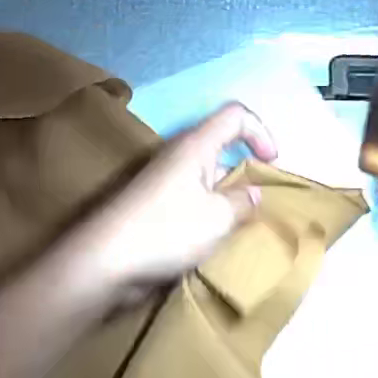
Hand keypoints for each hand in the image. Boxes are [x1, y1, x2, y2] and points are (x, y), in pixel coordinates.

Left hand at [66, 102, 277, 300]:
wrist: (105, 262)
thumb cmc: (167, 231)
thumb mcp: (218, 218)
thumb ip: (243, 202)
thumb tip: (253, 194)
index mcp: (195, 146)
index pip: (235, 115)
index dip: (261, 132)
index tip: (272, 165)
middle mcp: (178, 157)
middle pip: (220, 146)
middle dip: (245, 169)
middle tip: (259, 201)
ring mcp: (162, 182)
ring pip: (206, 177)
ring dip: (227, 195)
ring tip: (240, 225)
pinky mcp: (152, 208)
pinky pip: (191, 200)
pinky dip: (208, 213)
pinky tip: (212, 239)